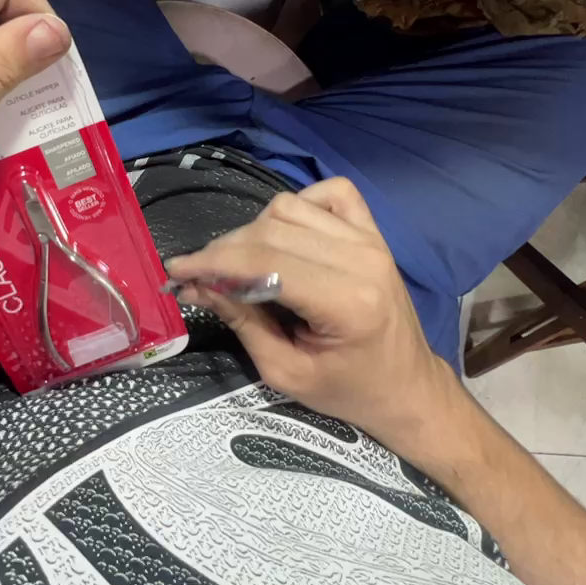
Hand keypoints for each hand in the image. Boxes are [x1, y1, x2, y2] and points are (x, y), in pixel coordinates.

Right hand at [166, 178, 461, 440]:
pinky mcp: (373, 231)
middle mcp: (362, 258)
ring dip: (255, 231)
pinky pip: (327, 193)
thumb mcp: (286, 371)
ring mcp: (370, 239)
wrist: (408, 388)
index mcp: (347, 302)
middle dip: (225, 250)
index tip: (177, 271)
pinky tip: (286, 235)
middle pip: (271, 230)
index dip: (213, 261)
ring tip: (243, 264)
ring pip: (289, 206)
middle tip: (203, 276)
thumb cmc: (350, 391)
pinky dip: (297, 207)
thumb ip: (242, 322)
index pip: (264, 262)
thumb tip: (196, 285)